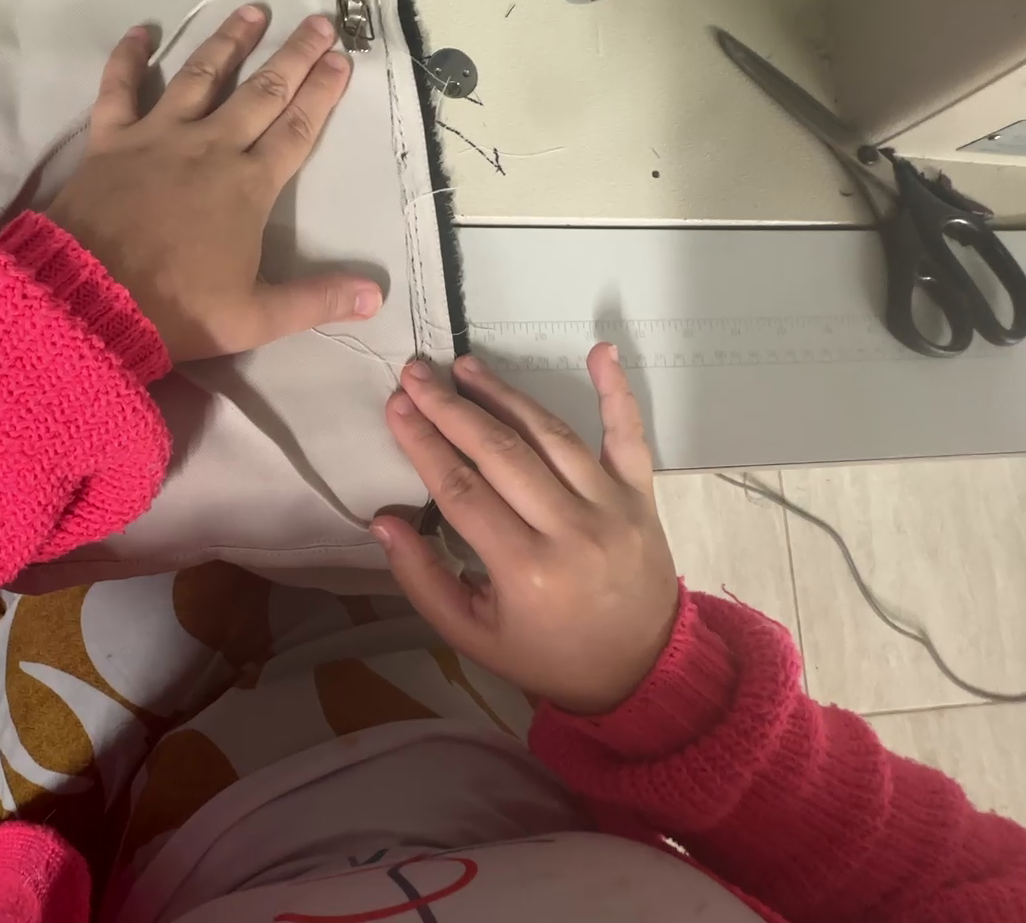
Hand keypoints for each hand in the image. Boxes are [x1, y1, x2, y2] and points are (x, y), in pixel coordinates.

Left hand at [45, 7, 383, 362]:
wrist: (92, 300)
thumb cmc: (178, 308)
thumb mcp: (256, 318)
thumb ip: (316, 300)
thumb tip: (377, 296)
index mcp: (248, 186)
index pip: (296, 130)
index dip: (322, 94)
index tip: (343, 60)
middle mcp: (209, 147)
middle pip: (261, 92)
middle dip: (294, 55)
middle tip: (319, 21)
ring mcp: (157, 137)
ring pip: (200, 75)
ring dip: (229, 41)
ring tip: (253, 10)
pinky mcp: (110, 140)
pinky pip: (119, 87)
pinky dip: (129, 56)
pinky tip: (143, 30)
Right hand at [373, 345, 680, 715]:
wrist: (643, 674)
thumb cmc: (546, 654)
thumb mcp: (471, 633)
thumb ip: (421, 578)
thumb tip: (382, 520)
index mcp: (526, 568)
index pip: (461, 490)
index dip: (423, 444)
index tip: (395, 406)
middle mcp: (571, 528)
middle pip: (499, 452)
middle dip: (450, 407)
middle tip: (415, 372)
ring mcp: (613, 506)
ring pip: (549, 434)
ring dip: (503, 393)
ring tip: (464, 366)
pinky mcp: (642, 496)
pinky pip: (630, 436)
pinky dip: (617, 392)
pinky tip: (601, 351)